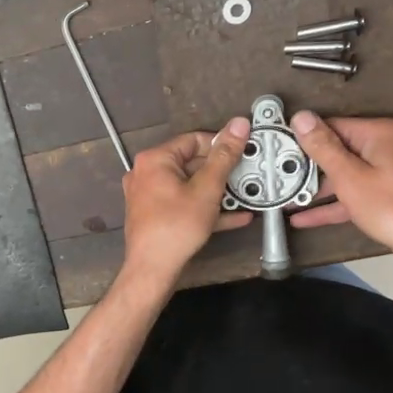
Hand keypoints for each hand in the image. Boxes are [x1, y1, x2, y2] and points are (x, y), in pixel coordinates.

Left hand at [121, 120, 252, 284]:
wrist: (152, 268)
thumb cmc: (177, 226)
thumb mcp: (207, 189)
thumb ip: (224, 157)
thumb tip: (239, 124)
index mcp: (154, 159)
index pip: (193, 140)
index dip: (221, 145)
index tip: (243, 153)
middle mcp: (145, 173)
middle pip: (191, 163)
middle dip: (221, 171)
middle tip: (247, 176)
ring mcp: (147, 195)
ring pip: (189, 186)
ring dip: (217, 192)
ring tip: (245, 195)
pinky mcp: (153, 215)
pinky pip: (183, 204)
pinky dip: (205, 208)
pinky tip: (235, 216)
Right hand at [287, 113, 392, 267]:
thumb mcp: (349, 177)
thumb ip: (323, 147)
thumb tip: (302, 117)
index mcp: (382, 132)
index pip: (333, 126)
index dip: (305, 141)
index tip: (281, 155)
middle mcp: (392, 144)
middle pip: (341, 150)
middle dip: (311, 169)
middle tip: (281, 180)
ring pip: (349, 173)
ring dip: (320, 190)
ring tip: (288, 201)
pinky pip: (360, 190)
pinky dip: (338, 202)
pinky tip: (307, 217)